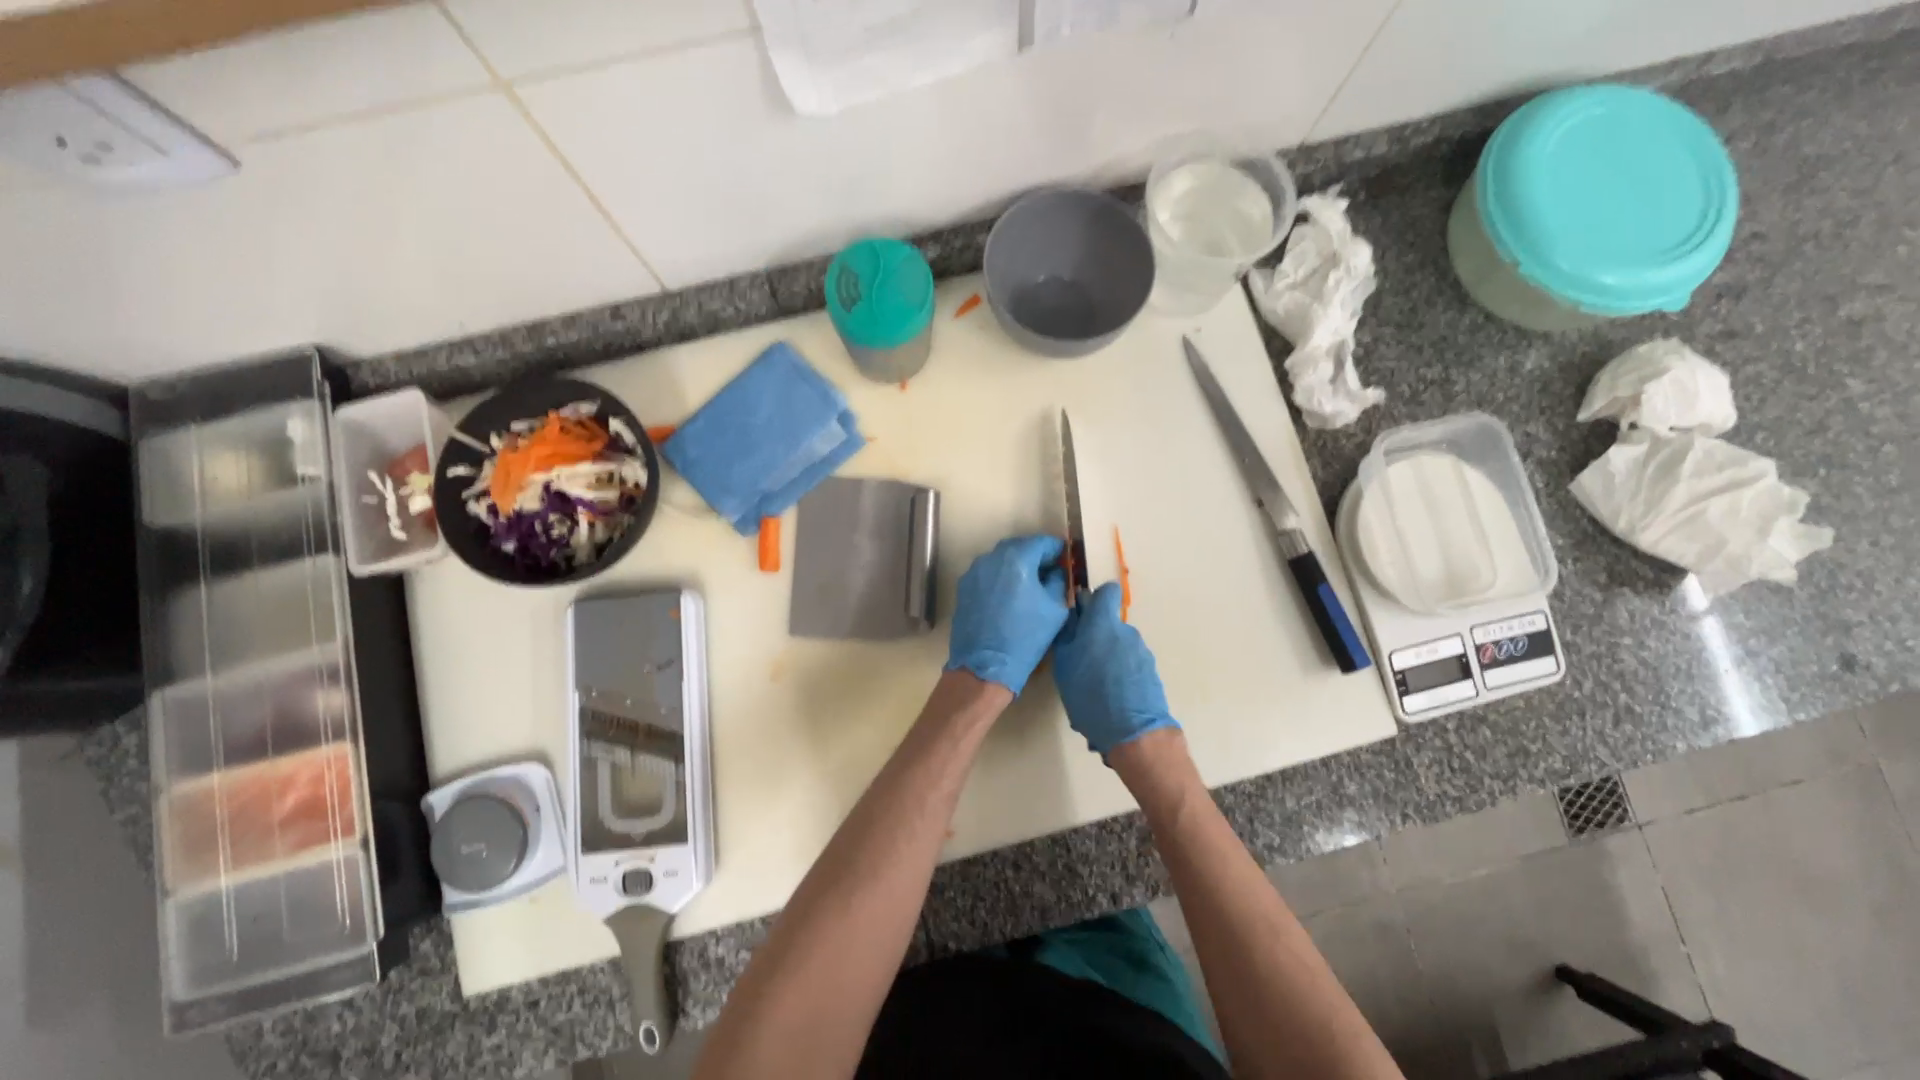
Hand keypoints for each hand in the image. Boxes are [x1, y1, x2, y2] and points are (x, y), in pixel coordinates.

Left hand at [945, 534, 1068, 695]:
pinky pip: (987, 575)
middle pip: (1019, 547)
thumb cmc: (1026, 636)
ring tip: (1028, 584)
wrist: (985, 666)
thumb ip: (1058, 582)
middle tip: (1049, 570)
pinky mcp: (964, 588)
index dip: (1057, 549)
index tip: (1065, 558)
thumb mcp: (1055, 609)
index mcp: (1017, 559)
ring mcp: (974, 573)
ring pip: (1000, 560)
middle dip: (1035, 556)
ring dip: (1016, 566)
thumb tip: (1055, 572)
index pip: (1042, 542)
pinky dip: (1000, 578)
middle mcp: (991, 558)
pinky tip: (1008, 596)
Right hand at [1053, 583, 1177, 755]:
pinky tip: (1111, 698)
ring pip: (1119, 645)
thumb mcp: (1064, 666)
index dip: (1094, 599)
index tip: (1081, 615)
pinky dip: (1120, 674)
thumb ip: (1067, 636)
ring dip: (1107, 657)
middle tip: (1080, 660)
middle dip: (1096, 636)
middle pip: (1109, 624)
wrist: (1134, 732)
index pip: (1106, 592)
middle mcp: (1126, 631)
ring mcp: (1141, 652)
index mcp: (1103, 625)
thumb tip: (1071, 617)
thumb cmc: (1090, 695)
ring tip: (1095, 686)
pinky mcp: (1150, 671)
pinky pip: (1129, 664)